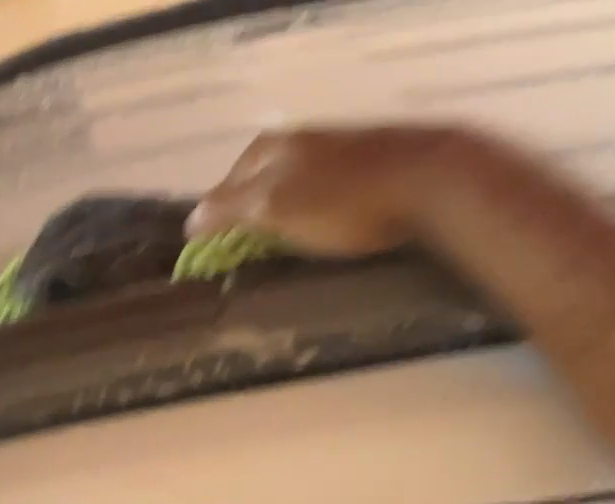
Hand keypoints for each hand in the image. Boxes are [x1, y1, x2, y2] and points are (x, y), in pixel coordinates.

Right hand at [187, 125, 480, 255]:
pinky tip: (319, 229)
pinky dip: (309, 213)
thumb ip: (230, 210)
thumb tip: (190, 219)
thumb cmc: (339, 201)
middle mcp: (296, 142)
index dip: (213, 218)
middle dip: (245, 213)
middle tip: (239, 250)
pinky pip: (321, 192)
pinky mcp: (365, 166)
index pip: (224, 186)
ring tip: (276, 245)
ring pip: (289, 185)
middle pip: (256, 181)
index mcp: (268, 149)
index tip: (204, 248)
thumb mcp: (274, 207)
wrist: (424, 182)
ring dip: (278, 213)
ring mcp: (333, 151)